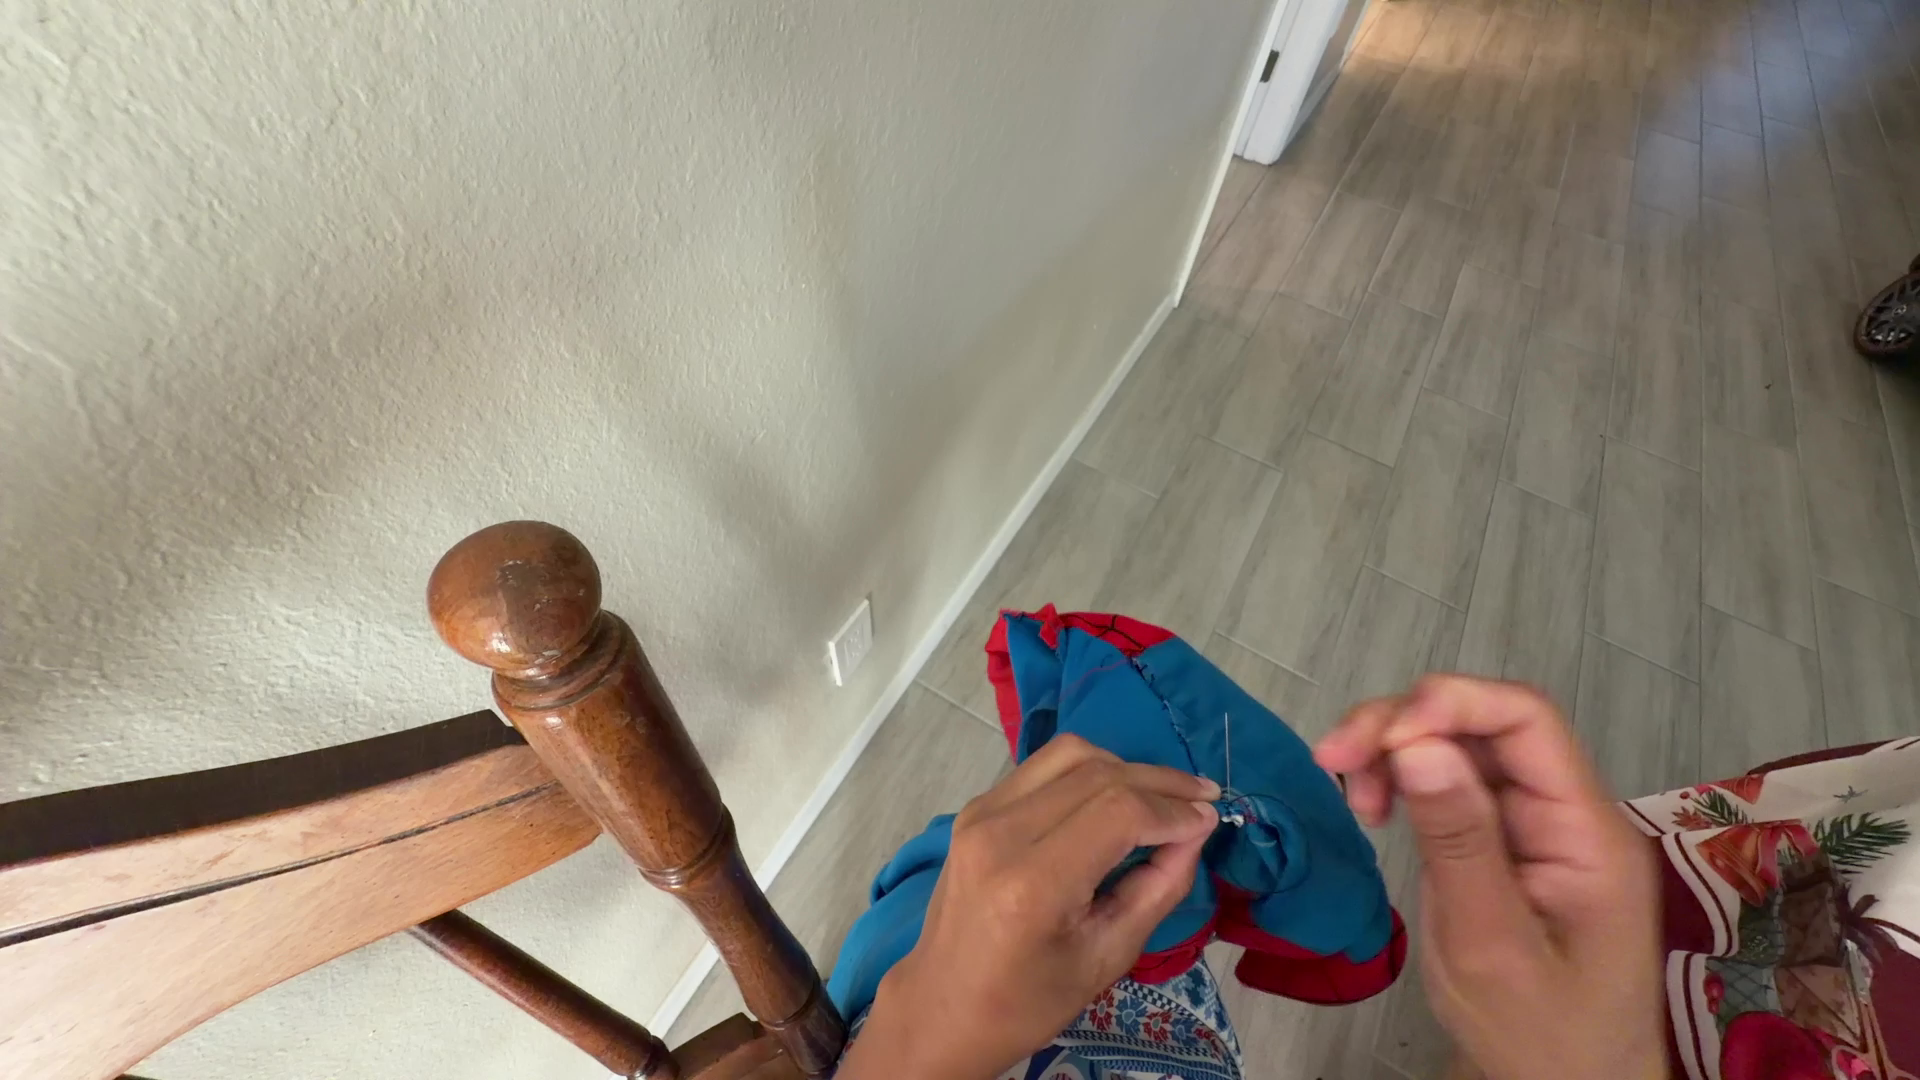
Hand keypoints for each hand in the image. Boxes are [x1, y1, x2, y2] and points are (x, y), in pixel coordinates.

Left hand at [837, 734, 1219, 1079]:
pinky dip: (1089, 771)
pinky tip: (1116, 794)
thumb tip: (1196, 829)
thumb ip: (1158, 887)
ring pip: (1069, 754)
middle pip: (1096, 772)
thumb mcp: (1106, 957)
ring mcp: (981, 810)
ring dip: (1124, 765)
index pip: (1116, 811)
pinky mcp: (976, 805)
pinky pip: (1044, 766)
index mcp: (1031, 882)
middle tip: (1203, 797)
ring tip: (1164, 794)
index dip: (1171, 809)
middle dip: (1158, 780)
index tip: (1209, 819)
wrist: (943, 1002)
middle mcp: (1000, 830)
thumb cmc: (1028, 999)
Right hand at [1313, 675, 1665, 1079]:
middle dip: (1397, 725)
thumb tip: (1417, 745)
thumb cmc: (1534, 1032)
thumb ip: (1459, 841)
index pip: (1525, 719)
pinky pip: (1438, 773)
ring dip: (1386, 748)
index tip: (1377, 740)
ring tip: (1348, 795)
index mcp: (1585, 831)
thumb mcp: (1488, 943)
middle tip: (1331, 760)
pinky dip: (1390, 773)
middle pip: (1478, 720)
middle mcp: (1559, 808)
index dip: (1447, 705)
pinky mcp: (1493, 830)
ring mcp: (1526, 818)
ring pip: (1450, 739)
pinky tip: (1368, 804)